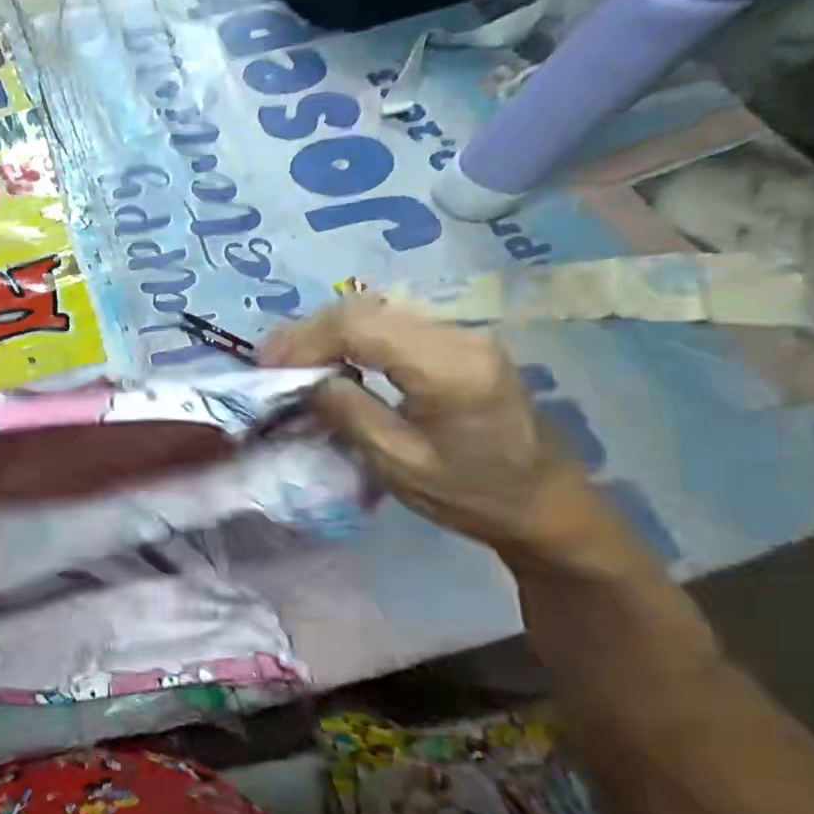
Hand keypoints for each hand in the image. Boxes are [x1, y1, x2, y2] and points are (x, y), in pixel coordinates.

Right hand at [260, 299, 597, 557]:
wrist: (547, 505)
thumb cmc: (471, 494)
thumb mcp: (397, 464)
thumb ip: (349, 413)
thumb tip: (307, 380)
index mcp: (448, 367)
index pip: (358, 326)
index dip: (303, 340)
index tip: (266, 367)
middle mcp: (459, 336)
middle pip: (364, 308)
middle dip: (306, 331)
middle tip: (268, 362)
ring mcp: (463, 335)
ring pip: (374, 310)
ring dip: (324, 331)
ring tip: (290, 360)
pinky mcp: (459, 344)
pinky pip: (390, 323)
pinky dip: (348, 335)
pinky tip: (328, 357)